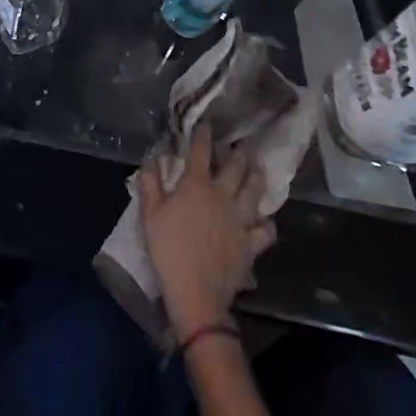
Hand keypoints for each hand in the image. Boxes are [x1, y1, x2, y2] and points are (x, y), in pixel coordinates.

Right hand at [139, 124, 276, 340]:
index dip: (203, 136)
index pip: (201, 153)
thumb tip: (151, 158)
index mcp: (196, 186)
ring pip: (255, 192)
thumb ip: (150, 183)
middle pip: (235, 168)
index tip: (206, 124)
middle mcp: (223, 197)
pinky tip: (265, 220)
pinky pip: (266, 229)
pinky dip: (267, 222)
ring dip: (257, 177)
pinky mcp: (252, 243)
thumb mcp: (149, 213)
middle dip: (239, 152)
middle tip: (243, 141)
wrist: (195, 290)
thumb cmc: (167, 248)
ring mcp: (241, 220)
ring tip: (259, 167)